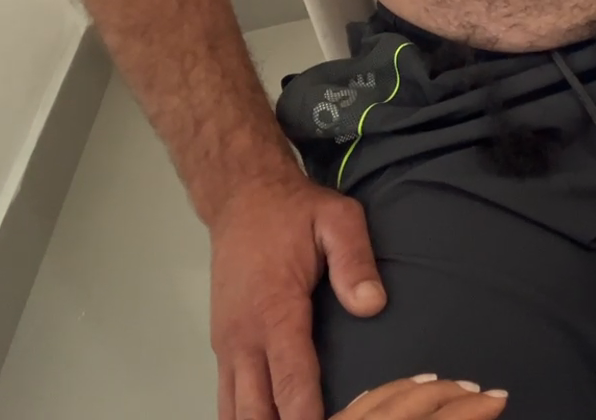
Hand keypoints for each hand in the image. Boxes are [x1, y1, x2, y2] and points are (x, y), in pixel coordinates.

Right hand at [212, 171, 387, 419]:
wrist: (243, 197)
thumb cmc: (296, 210)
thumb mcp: (337, 218)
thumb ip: (354, 260)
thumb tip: (373, 305)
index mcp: (276, 310)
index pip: (292, 382)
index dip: (308, 419)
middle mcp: (244, 338)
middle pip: (257, 412)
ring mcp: (227, 345)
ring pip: (235, 413)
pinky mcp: (222, 346)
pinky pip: (227, 399)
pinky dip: (245, 419)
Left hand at [331, 376, 508, 419]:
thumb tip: (471, 415)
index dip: (474, 409)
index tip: (500, 397)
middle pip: (414, 404)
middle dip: (450, 394)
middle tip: (479, 389)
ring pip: (382, 399)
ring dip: (416, 388)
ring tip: (440, 380)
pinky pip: (353, 407)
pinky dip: (379, 394)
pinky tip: (389, 390)